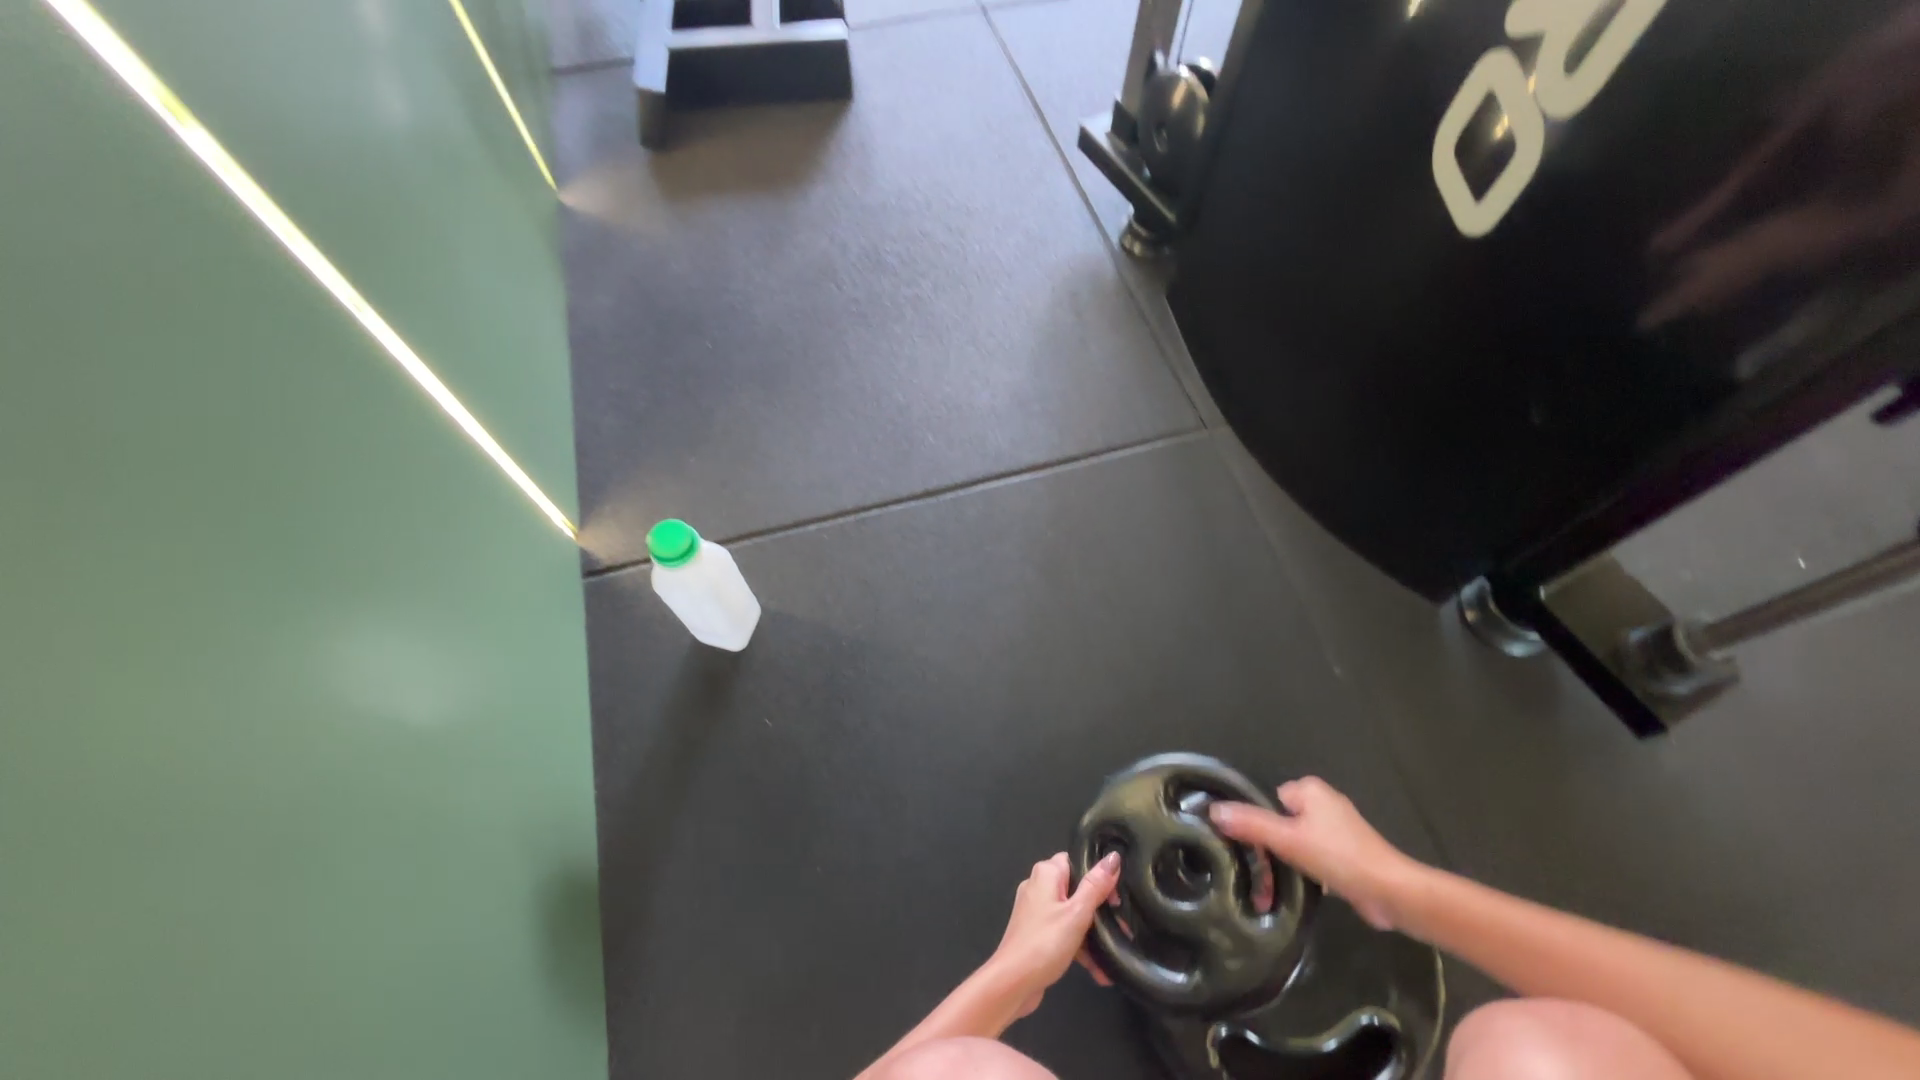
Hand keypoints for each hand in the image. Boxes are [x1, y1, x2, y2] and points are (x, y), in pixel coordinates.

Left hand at [990, 852, 1120, 1015]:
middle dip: (1099, 911)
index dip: (1097, 875)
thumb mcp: (1077, 913)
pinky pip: (1063, 933)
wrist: (1012, 983)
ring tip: (1113, 955)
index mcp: (1045, 874)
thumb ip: (1096, 886)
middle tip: (1120, 928)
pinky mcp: (1037, 933)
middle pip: (1076, 890)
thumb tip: (1113, 857)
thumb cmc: (1045, 943)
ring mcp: (1036, 912)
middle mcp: (1038, 887)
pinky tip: (1100, 972)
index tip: (1115, 898)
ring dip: (1092, 936)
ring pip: (1072, 915)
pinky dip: (1079, 948)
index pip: (1075, 861)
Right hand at [1208, 776, 1424, 930]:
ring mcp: (1337, 830)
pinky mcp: (1346, 855)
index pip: (1269, 799)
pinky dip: (1303, 871)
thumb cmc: (1338, 857)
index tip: (1248, 845)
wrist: (1389, 893)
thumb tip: (1213, 811)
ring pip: (1294, 842)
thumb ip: (1250, 824)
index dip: (1257, 821)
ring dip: (1284, 862)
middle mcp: (1324, 804)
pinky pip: (1312, 857)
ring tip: (1270, 885)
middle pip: (1280, 822)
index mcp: (1311, 790)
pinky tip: (1297, 887)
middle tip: (1258, 869)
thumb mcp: (1287, 839)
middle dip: (1269, 847)